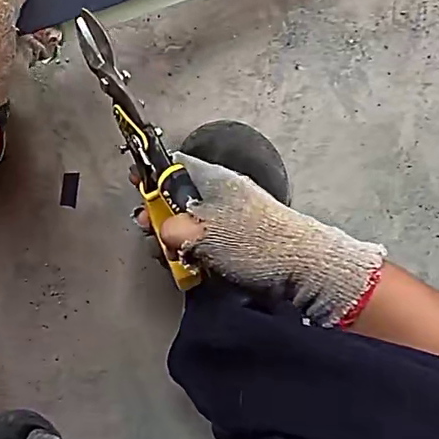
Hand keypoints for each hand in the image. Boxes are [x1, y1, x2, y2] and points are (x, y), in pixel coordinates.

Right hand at [154, 154, 386, 327]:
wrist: (304, 273)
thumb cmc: (257, 243)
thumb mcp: (204, 231)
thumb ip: (171, 227)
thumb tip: (163, 232)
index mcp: (215, 180)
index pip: (174, 165)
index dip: (151, 171)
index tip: (134, 181)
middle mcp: (220, 197)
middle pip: (175, 198)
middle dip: (155, 213)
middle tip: (144, 226)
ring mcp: (227, 223)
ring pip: (185, 225)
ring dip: (169, 239)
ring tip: (167, 254)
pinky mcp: (232, 247)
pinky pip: (199, 246)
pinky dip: (187, 255)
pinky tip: (184, 267)